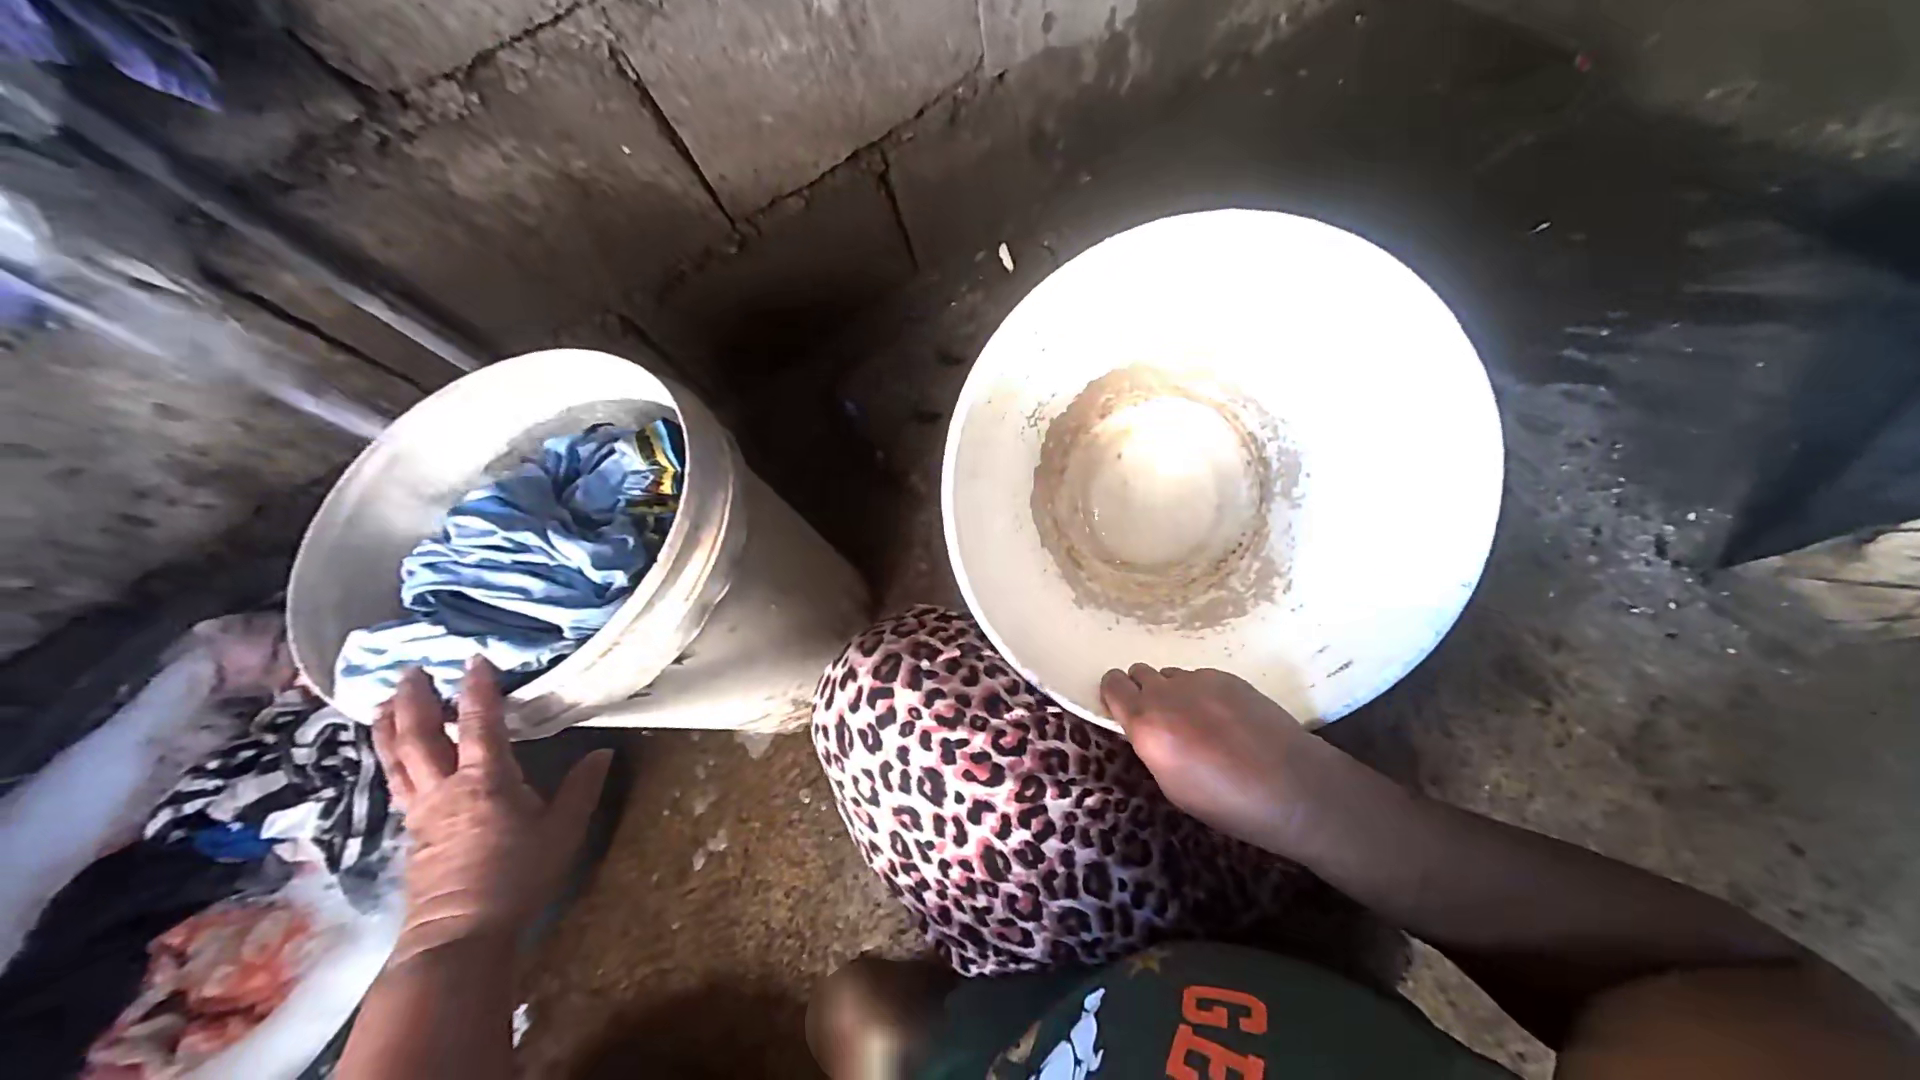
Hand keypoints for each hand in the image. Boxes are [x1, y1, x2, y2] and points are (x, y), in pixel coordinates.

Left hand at [372, 658, 611, 957]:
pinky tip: (395, 758)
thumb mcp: (563, 830)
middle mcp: (445, 788)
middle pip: (420, 736)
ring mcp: (421, 811)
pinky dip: (392, 760)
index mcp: (485, 781)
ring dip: (390, 727)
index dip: (478, 689)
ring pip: (397, 760)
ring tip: (383, 704)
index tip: (474, 659)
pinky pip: (397, 785)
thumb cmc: (519, 875)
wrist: (461, 933)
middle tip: (410, 671)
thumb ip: (581, 788)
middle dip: (415, 700)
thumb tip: (603, 752)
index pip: (480, 724)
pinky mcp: (411, 833)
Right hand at [1100, 664, 1341, 856]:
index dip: (1115, 695)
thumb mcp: (1170, 784)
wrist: (1292, 787)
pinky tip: (1226, 719)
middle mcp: (1166, 693)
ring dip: (1174, 693)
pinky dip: (1203, 693)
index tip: (1124, 711)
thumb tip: (1145, 728)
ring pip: (1171, 676)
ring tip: (1199, 722)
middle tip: (1163, 719)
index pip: (1112, 684)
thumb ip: (1149, 745)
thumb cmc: (1226, 802)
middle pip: (1139, 672)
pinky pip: (1200, 678)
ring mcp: (1199, 681)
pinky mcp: (1228, 677)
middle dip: (1143, 691)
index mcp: (1146, 723)